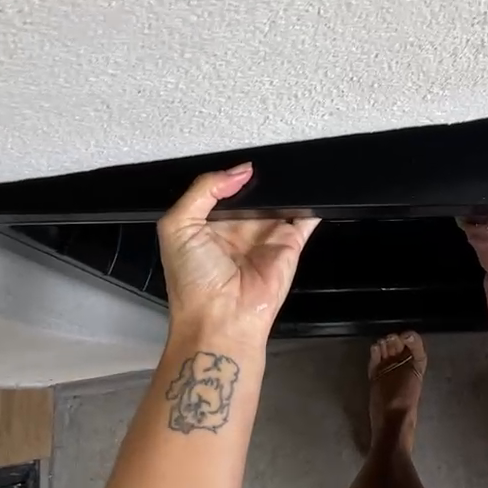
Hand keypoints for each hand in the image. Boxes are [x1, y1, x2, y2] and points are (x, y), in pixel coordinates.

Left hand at [157, 163, 318, 340]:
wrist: (221, 319)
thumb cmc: (193, 283)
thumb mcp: (177, 226)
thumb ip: (203, 190)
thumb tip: (238, 172)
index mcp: (208, 224)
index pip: (222, 189)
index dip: (230, 176)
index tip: (239, 168)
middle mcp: (238, 230)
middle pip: (253, 193)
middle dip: (259, 180)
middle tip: (260, 174)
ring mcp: (266, 237)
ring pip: (280, 202)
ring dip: (284, 190)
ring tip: (282, 180)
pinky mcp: (290, 245)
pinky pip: (305, 220)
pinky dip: (310, 207)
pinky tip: (307, 194)